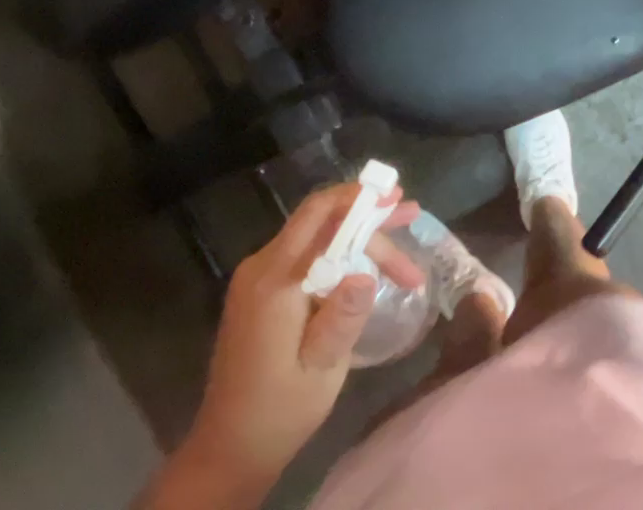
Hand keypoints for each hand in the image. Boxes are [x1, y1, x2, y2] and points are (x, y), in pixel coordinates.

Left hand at [146, 183, 424, 509]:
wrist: (230, 446)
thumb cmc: (280, 409)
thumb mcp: (320, 367)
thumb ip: (342, 318)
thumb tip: (365, 273)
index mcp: (275, 282)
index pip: (316, 215)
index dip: (357, 197)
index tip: (395, 196)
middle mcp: (262, 269)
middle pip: (321, 224)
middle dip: (369, 222)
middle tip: (412, 218)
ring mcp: (258, 280)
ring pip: (316, 239)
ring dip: (359, 241)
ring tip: (403, 258)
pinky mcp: (261, 293)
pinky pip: (306, 257)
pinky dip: (341, 256)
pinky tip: (368, 269)